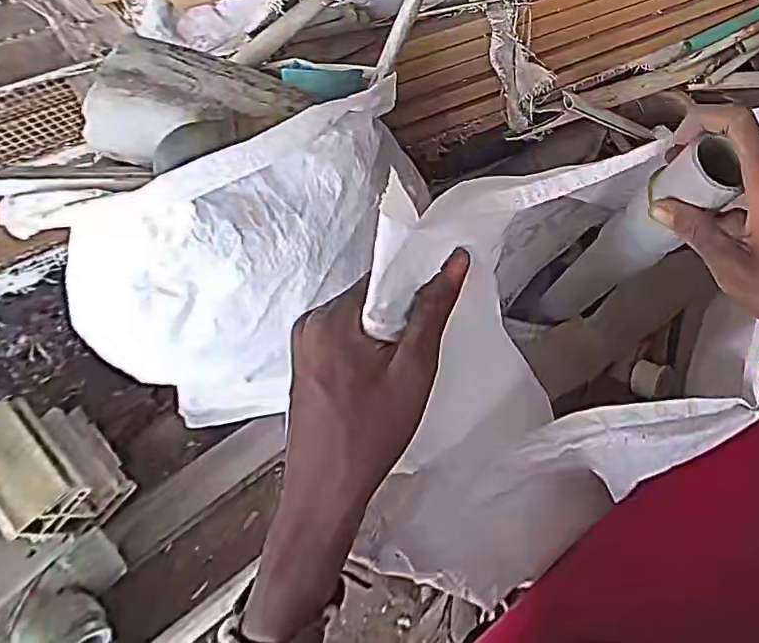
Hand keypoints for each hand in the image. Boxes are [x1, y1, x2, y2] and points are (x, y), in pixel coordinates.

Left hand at [284, 248, 469, 503]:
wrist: (325, 496)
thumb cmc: (369, 436)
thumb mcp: (414, 368)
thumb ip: (433, 309)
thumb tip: (454, 262)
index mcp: (330, 318)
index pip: (383, 278)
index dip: (414, 290)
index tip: (432, 312)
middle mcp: (310, 324)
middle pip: (371, 298)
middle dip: (399, 317)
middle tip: (414, 353)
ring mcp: (304, 345)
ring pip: (361, 319)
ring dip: (385, 335)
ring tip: (397, 371)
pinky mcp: (306, 364)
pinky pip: (346, 338)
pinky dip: (368, 350)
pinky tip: (378, 381)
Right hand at [650, 106, 758, 353]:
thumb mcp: (732, 265)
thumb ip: (695, 230)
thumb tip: (664, 207)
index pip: (737, 121)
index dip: (702, 119)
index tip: (679, 140)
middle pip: (738, 140)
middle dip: (701, 151)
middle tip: (675, 171)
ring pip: (746, 164)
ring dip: (716, 176)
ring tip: (689, 201)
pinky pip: (758, 184)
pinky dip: (732, 194)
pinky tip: (716, 226)